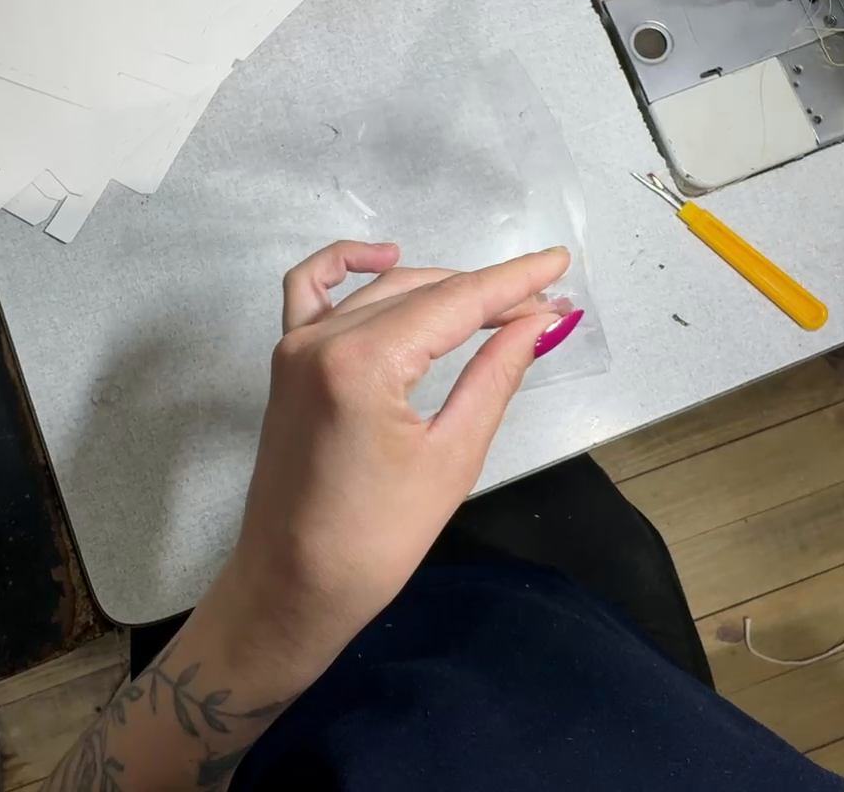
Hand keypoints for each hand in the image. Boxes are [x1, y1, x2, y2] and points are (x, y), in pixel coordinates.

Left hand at [211, 240, 573, 676]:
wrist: (292, 584)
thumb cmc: (377, 541)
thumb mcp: (452, 458)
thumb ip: (495, 375)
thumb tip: (537, 321)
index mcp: (365, 362)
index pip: (455, 303)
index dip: (513, 283)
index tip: (558, 265)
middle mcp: (323, 337)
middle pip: (422, 293)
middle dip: (486, 295)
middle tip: (541, 310)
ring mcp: (296, 343)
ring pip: (381, 290)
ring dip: (438, 288)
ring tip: (491, 304)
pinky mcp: (286, 358)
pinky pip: (309, 289)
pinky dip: (347, 264)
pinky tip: (386, 259)